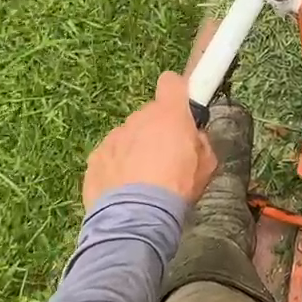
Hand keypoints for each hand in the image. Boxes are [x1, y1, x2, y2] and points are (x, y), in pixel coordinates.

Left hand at [82, 72, 216, 209]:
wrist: (136, 218)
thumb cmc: (177, 188)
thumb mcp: (206, 166)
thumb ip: (200, 143)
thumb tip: (194, 138)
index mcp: (169, 114)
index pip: (171, 82)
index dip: (176, 92)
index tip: (181, 109)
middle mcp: (139, 118)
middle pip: (150, 115)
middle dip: (157, 131)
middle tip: (166, 159)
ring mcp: (114, 137)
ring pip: (128, 135)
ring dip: (136, 150)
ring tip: (143, 181)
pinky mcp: (95, 158)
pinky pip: (110, 155)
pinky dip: (117, 167)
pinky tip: (125, 191)